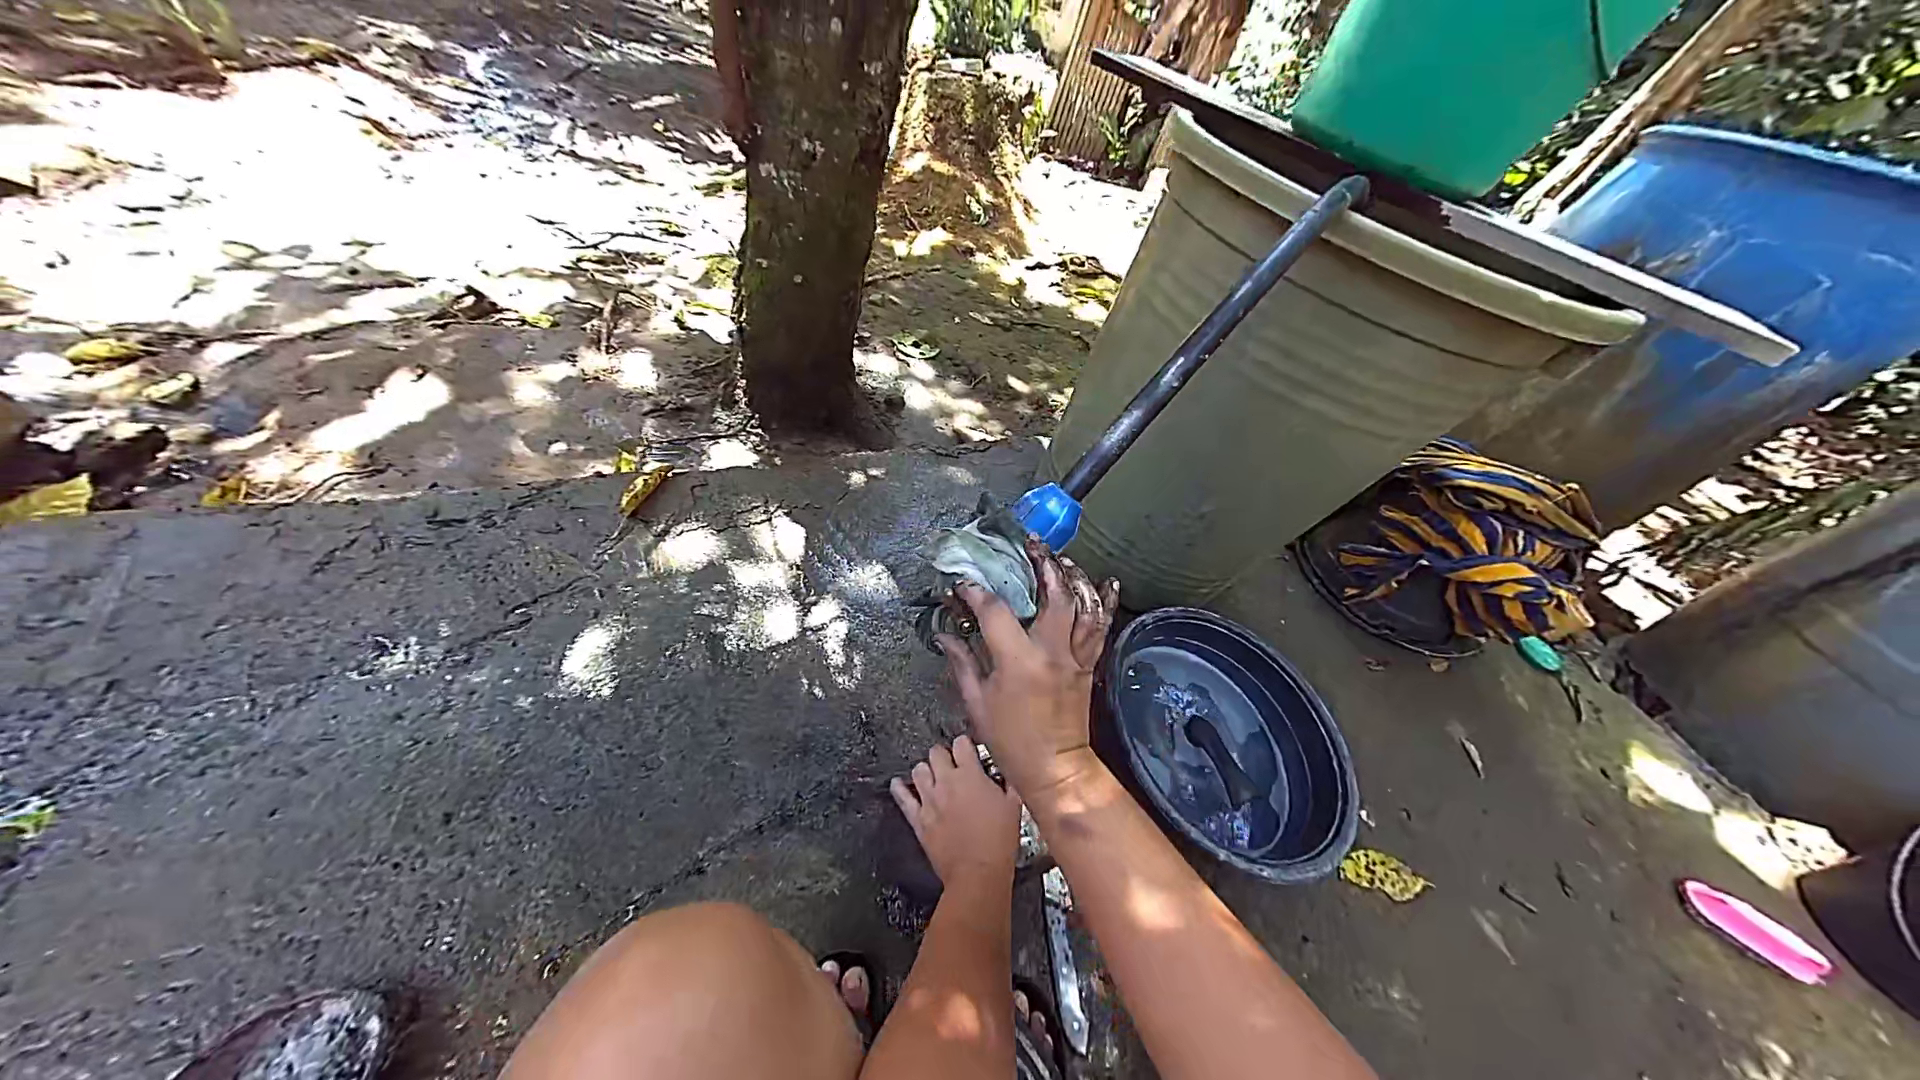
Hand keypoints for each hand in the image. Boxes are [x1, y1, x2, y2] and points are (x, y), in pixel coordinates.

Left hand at [890, 736, 1022, 887]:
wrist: (978, 874)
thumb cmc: (997, 843)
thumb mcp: (1013, 807)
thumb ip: (1008, 785)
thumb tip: (1007, 776)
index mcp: (970, 775)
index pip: (961, 744)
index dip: (965, 744)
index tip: (967, 748)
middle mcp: (947, 782)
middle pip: (936, 752)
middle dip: (943, 754)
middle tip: (950, 762)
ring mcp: (930, 800)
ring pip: (918, 770)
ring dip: (926, 770)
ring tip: (932, 774)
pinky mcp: (919, 820)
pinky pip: (903, 798)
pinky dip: (899, 789)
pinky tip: (898, 784)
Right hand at [937, 552, 1119, 804]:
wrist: (1055, 768)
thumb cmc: (1011, 740)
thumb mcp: (976, 702)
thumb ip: (962, 662)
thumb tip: (944, 635)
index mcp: (1018, 661)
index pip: (995, 611)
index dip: (976, 593)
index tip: (964, 585)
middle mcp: (1051, 652)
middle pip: (1055, 595)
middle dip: (1044, 564)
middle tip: (1032, 546)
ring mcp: (1075, 657)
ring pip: (1084, 606)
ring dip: (1075, 577)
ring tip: (1061, 558)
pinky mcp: (1088, 664)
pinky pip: (1101, 627)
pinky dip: (1104, 603)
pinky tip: (1106, 583)